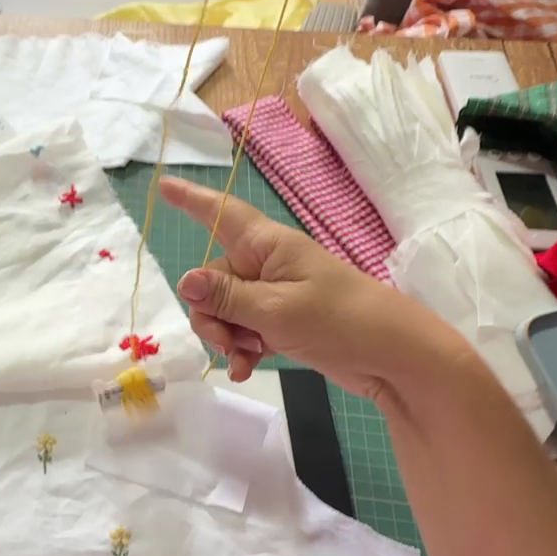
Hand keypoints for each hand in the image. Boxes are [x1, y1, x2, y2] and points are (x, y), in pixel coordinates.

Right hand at [160, 176, 462, 399]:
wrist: (393, 359)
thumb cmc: (340, 320)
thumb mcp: (275, 310)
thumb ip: (226, 297)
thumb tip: (184, 281)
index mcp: (267, 246)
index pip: (222, 214)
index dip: (192, 200)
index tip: (163, 185)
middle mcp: (265, 265)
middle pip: (211, 280)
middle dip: (209, 313)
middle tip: (226, 341)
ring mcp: (273, 295)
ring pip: (223, 310)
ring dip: (224, 336)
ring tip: (243, 357)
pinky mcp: (280, 323)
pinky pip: (242, 330)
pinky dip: (239, 349)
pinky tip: (244, 370)